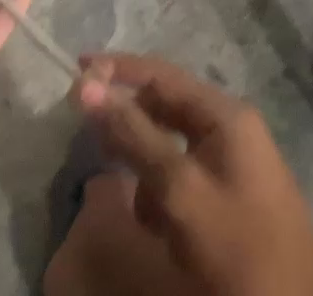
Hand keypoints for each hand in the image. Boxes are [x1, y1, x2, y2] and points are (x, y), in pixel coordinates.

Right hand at [75, 54, 312, 295]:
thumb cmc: (237, 243)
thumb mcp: (178, 187)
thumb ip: (132, 133)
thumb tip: (85, 86)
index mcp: (226, 116)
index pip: (160, 74)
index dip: (116, 69)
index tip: (75, 71)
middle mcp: (229, 130)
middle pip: (162, 106)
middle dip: (127, 124)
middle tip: (90, 137)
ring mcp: (230, 164)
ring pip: (166, 146)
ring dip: (143, 167)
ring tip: (139, 205)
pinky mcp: (225, 197)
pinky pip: (178, 178)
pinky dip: (160, 194)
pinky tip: (158, 225)